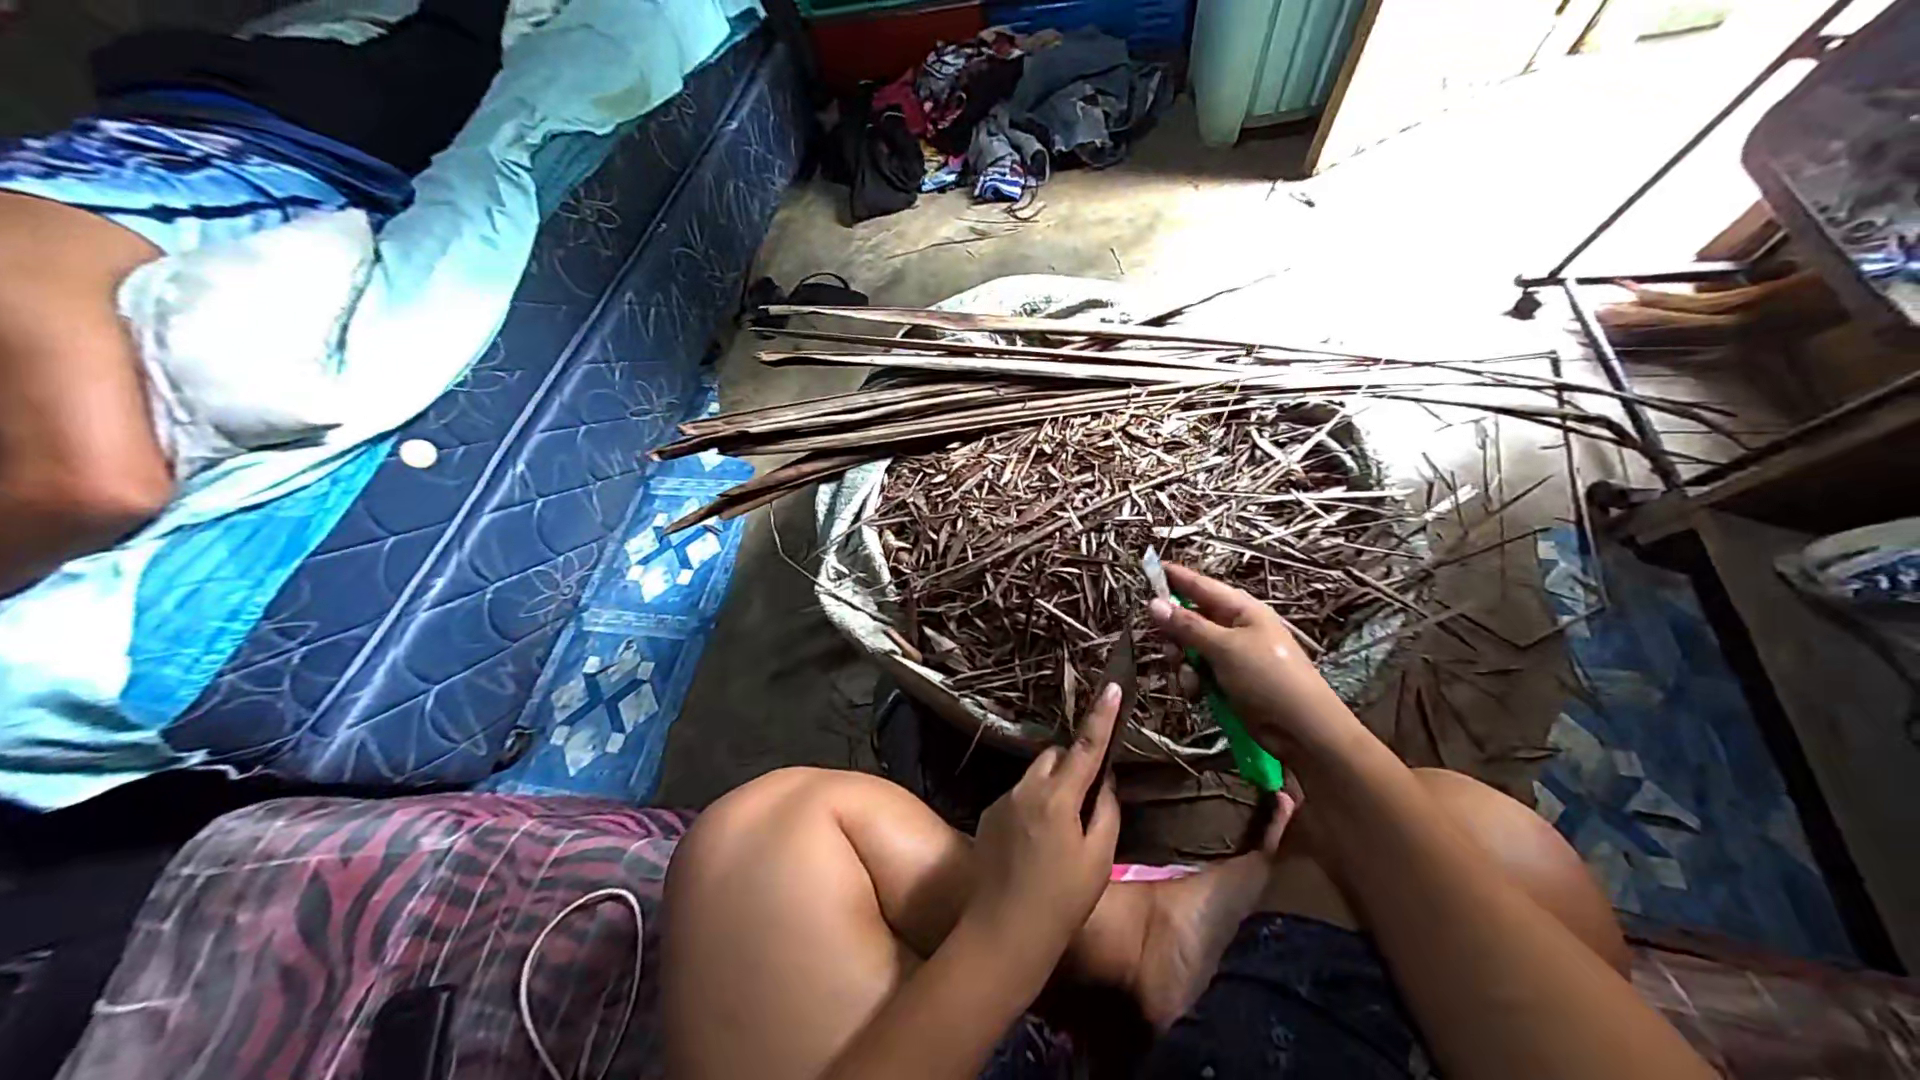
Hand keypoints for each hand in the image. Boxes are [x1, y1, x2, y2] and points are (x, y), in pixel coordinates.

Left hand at [966, 682, 1122, 967]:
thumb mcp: (1099, 858)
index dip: (1101, 716)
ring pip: (1034, 776)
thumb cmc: (1063, 900)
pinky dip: (1032, 804)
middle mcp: (1025, 789)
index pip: (1085, 746)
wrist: (1003, 932)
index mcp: (1057, 797)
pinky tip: (1036, 842)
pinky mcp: (987, 814)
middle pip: (1053, 756)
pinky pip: (1017, 796)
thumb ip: (1106, 810)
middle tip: (1087, 797)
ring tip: (1061, 830)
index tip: (1111, 687)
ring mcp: (1002, 800)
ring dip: (1051, 786)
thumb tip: (1104, 778)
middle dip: (1072, 763)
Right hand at [1148, 563, 1365, 758]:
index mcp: (1242, 610)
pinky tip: (1196, 692)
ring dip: (1183, 662)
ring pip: (1190, 648)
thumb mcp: (1224, 648)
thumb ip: (1187, 625)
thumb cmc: (1268, 678)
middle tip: (1168, 647)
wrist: (1302, 729)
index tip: (1150, 568)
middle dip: (1175, 633)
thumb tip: (1153, 603)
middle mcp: (1236, 628)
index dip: (1177, 578)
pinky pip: (1199, 671)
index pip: (1202, 586)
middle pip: (1191, 619)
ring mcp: (1232, 655)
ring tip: (1188, 677)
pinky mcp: (1229, 680)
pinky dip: (1193, 680)